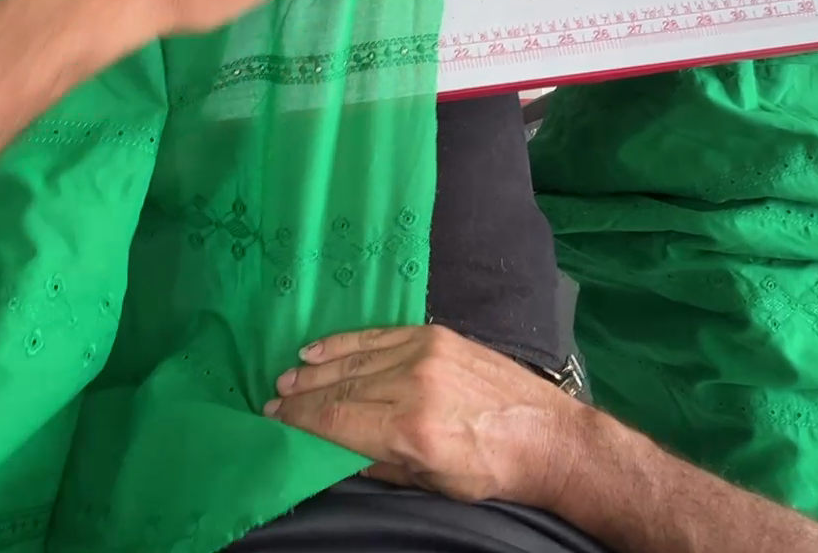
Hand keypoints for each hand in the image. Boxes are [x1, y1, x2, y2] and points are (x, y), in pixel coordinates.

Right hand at [264, 325, 592, 507]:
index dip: (302, 420)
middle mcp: (413, 386)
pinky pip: (376, 335)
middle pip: (342, 388)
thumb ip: (381, 463)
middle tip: (273, 398)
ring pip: (355, 359)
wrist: (545, 432)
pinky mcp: (433, 334)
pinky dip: (344, 342)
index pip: (340, 421)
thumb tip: (334, 449)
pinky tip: (319, 349)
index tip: (275, 419)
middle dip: (303, 395)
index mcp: (413, 431)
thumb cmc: (490, 470)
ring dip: (316, 368)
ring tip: (288, 375)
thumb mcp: (435, 483)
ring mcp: (423, 353)